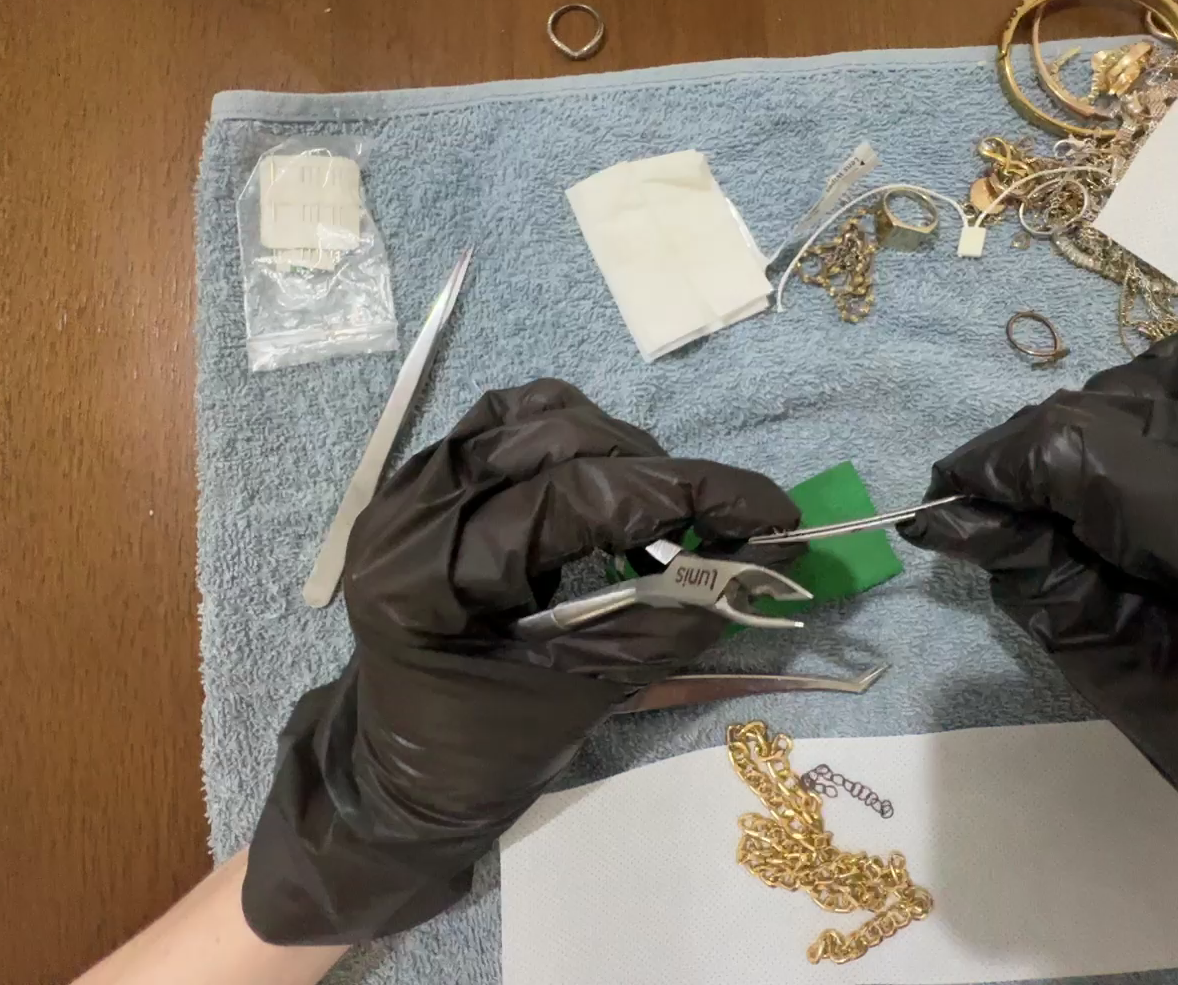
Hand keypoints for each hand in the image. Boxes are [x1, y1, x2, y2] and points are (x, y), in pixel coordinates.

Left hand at [242, 379, 798, 944]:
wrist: (407, 766)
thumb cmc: (487, 750)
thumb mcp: (589, 690)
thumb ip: (677, 614)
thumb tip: (767, 554)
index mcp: (426, 576)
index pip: (576, 498)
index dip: (685, 493)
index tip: (771, 510)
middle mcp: (408, 508)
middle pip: (558, 436)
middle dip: (656, 472)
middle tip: (712, 525)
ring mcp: (411, 484)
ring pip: (537, 412)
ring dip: (616, 450)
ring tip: (651, 512)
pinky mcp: (427, 479)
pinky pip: (511, 421)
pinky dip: (573, 443)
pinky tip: (599, 489)